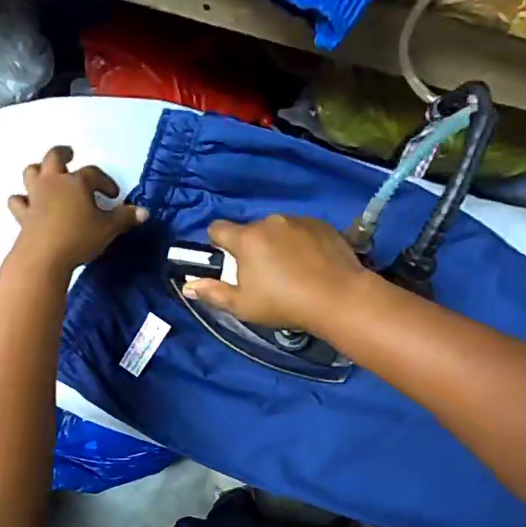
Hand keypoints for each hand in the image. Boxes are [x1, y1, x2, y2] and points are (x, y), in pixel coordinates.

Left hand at [6, 146, 147, 274]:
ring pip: (31, 172)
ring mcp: (34, 197)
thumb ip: (124, 218)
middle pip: (54, 157)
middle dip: (63, 154)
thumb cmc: (79, 238)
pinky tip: (27, 204)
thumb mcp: (108, 229)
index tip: (113, 194)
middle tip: (69, 154)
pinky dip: (22, 200)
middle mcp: (52, 182)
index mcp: (76, 182)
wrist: (44, 257)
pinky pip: (18, 201)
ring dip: (38, 171)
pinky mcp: (22, 215)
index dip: (104, 181)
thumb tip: (144, 212)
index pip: (93, 173)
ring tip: (45, 175)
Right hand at [181, 215, 372, 331]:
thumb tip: (188, 285)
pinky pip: (300, 230)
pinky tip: (310, 264)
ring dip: (276, 244)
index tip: (227, 262)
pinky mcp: (321, 224)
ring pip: (276, 229)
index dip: (217, 244)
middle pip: (249, 230)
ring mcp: (298, 220)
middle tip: (262, 275)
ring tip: (290, 270)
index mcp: (246, 239)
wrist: (337, 297)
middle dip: (250, 247)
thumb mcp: (242, 306)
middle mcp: (269, 222)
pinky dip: (299, 243)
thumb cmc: (283, 303)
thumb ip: (213, 293)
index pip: (217, 228)